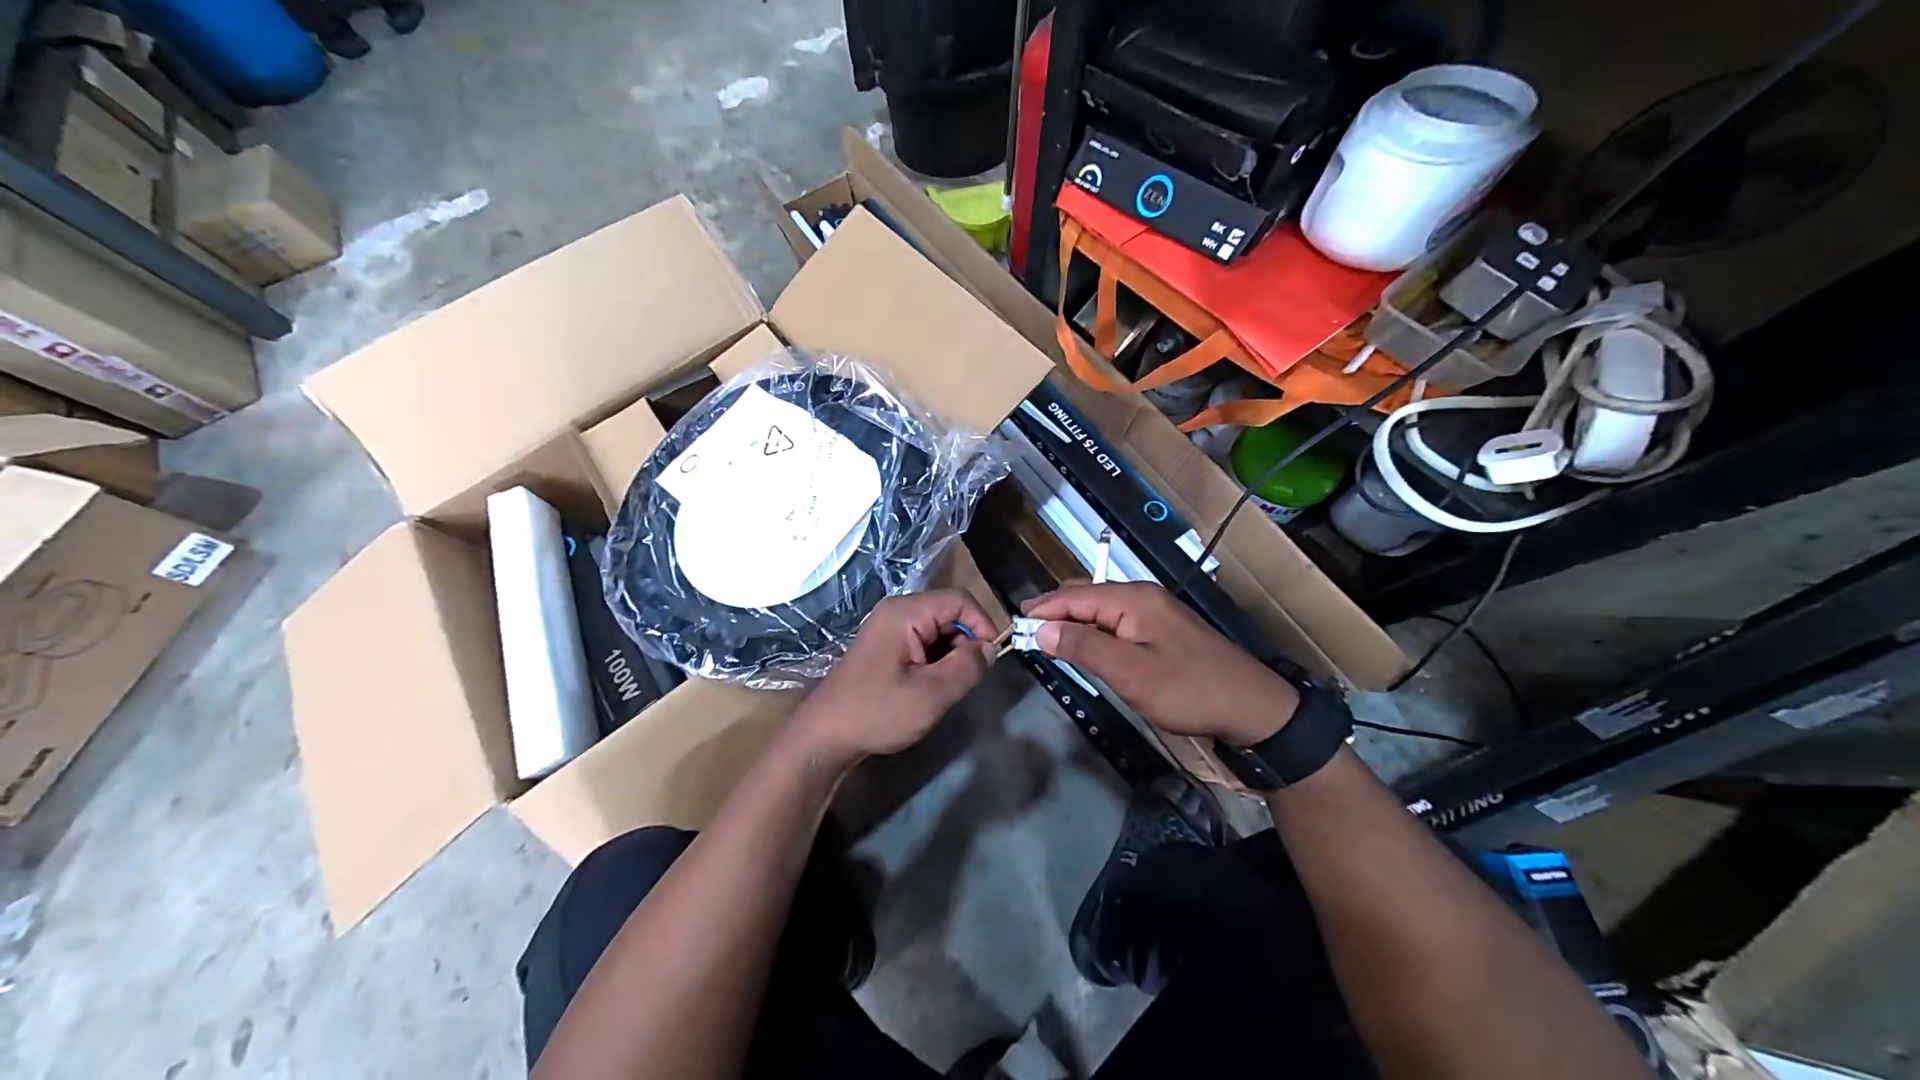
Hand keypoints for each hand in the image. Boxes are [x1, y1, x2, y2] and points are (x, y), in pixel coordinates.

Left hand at [789, 590, 1001, 766]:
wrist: (826, 735)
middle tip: (966, 679)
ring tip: (945, 687)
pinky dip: (934, 660)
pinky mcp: (884, 646)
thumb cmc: (878, 712)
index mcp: (906, 613)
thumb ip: (967, 666)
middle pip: (948, 612)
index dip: (982, 624)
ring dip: (950, 654)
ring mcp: (887, 628)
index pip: (959, 600)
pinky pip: (922, 641)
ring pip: (936, 629)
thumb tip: (990, 647)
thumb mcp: (932, 694)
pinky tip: (928, 687)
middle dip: (965, 642)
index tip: (991, 657)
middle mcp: (896, 611)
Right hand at [1023, 582, 1299, 745]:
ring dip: (1072, 620)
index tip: (1013, 628)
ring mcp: (1155, 611)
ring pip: (1100, 608)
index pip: (1074, 596)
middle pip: (1085, 595)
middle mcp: (1142, 596)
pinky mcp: (1162, 628)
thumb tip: (1042, 628)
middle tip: (1026, 635)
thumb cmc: (1189, 690)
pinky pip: (1116, 620)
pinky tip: (1084, 645)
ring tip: (1046, 639)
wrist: (1254, 708)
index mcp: (1133, 599)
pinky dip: (1092, 629)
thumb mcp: (1132, 673)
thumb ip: (1084, 647)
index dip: (1041, 611)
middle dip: (1054, 611)